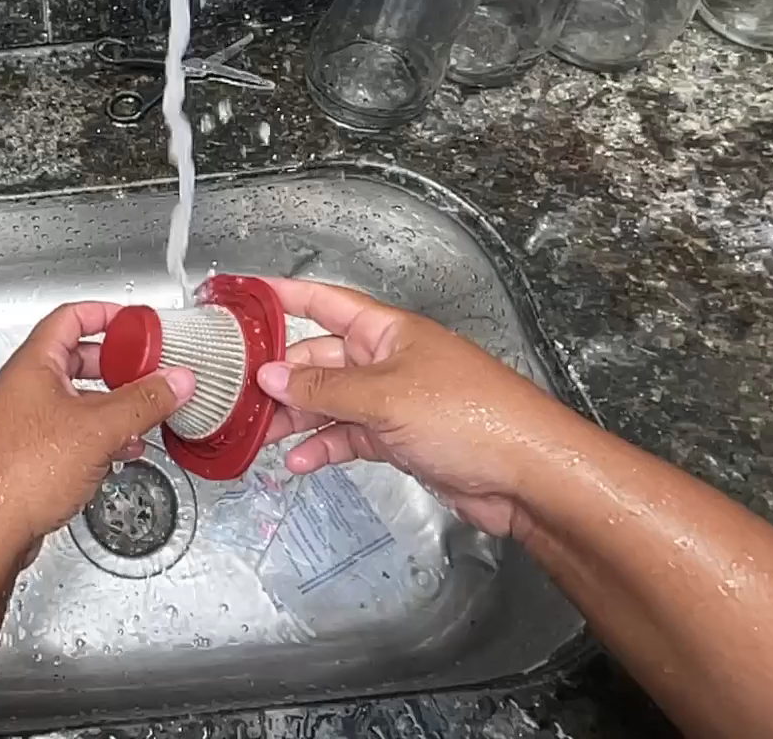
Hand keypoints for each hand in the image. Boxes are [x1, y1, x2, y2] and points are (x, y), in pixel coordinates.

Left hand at [0, 303, 195, 555]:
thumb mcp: (97, 428)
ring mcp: (24, 422)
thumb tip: (175, 380)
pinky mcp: (28, 455)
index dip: (105, 313)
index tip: (134, 321)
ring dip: (111, 406)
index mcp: (34, 363)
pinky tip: (119, 451)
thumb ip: (142, 401)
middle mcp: (25, 387)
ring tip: (142, 415)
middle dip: (115, 364)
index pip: (71, 316)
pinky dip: (99, 436)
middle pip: (76, 358)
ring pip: (76, 400)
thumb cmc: (17, 472)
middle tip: (145, 370)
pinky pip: (71, 433)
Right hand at [255, 277, 589, 537]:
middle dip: (281, 376)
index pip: (324, 302)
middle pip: (317, 360)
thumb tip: (267, 376)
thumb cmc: (467, 416)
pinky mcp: (395, 438)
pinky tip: (300, 461)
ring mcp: (388, 401)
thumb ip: (321, 389)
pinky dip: (322, 446)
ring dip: (295, 417)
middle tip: (242, 393)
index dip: (284, 295)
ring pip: (327, 401)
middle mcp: (383, 360)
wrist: (531, 479)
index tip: (245, 294)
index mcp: (385, 331)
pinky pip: (346, 435)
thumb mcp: (384, 397)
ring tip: (262, 433)